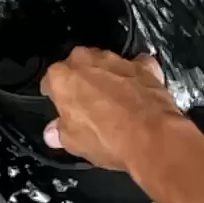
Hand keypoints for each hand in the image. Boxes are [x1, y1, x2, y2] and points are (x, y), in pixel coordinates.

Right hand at [39, 47, 186, 170]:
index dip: (55, 97)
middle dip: (81, 80)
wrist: (153, 137)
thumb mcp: (75, 143)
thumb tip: (51, 133)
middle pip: (77, 66)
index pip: (50, 82)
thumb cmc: (106, 138)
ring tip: (117, 101)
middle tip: (89, 105)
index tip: (62, 110)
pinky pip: (137, 66)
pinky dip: (137, 75)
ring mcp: (115, 59)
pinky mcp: (143, 66)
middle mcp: (84, 59)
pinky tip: (140, 89)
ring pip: (105, 63)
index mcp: (61, 75)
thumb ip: (60, 133)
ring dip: (107, 76)